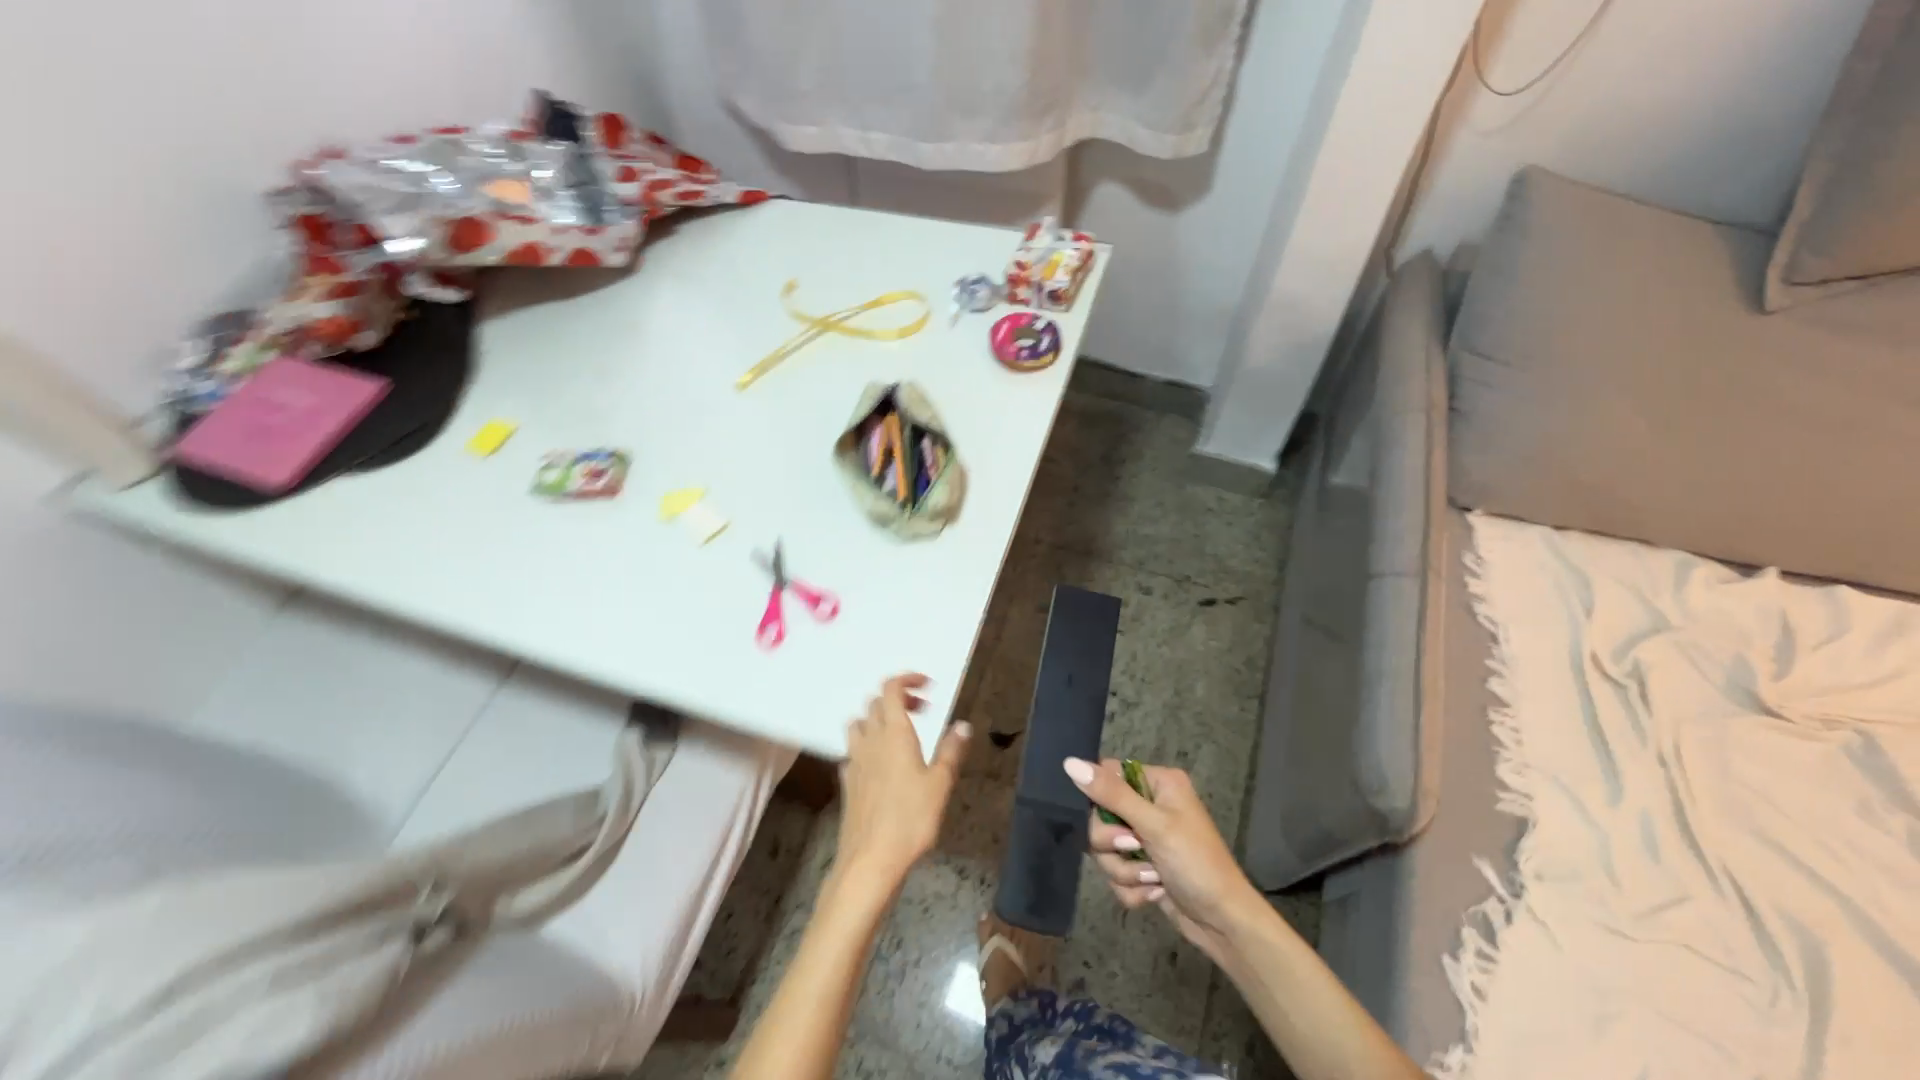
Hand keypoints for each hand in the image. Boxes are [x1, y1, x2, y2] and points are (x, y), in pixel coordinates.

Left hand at [833, 674, 970, 893]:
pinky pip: (853, 751)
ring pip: (858, 724)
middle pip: (875, 704)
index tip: (927, 685)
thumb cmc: (911, 818)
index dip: (906, 679)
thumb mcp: (940, 784)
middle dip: (897, 698)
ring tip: (899, 734)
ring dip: (877, 719)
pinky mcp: (847, 782)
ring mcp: (854, 761)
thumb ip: (951, 751)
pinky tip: (881, 765)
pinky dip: (867, 746)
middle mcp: (870, 740)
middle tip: (922, 710)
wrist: (871, 858)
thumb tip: (962, 725)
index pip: (891, 690)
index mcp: (894, 734)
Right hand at [1068, 757, 1262, 963]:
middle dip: (1113, 844)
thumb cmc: (1196, 863)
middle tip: (1135, 849)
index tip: (1109, 819)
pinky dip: (1131, 887)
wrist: (1222, 922)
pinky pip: (1115, 874)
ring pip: (1104, 850)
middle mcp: (1150, 806)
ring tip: (1153, 878)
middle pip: (1099, 817)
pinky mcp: (1142, 868)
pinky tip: (1155, 892)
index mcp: (1158, 783)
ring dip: (1124, 870)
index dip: (1098, 799)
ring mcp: (1145, 839)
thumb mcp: (1154, 825)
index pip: (1107, 775)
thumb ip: (1112, 795)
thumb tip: (1069, 762)